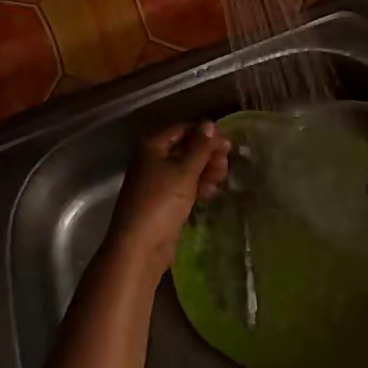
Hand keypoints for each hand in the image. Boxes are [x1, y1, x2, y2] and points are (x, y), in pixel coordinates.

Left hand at [107, 121, 231, 273]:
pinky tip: (209, 192)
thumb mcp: (184, 172)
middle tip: (226, 164)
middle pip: (185, 147)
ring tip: (221, 179)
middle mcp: (152, 158)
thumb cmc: (161, 201)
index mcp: (153, 145)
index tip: (228, 144)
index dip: (204, 134)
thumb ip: (199, 148)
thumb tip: (209, 123)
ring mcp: (157, 179)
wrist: (140, 243)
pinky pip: (184, 184)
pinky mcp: (164, 198)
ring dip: (205, 170)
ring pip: (186, 167)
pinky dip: (197, 185)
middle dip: (207, 153)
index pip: (182, 129)